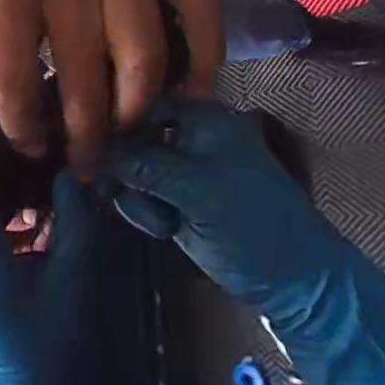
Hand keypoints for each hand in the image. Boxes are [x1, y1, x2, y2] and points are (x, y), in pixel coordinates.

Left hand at [0, 0, 222, 174]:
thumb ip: (0, 37)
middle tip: (87, 167)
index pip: (16, 82)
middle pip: (85, 83)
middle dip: (86, 138)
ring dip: (136, 108)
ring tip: (129, 134)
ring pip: (143, 56)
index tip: (30, 144)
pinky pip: (195, 3)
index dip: (21, 127)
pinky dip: (204, 51)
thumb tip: (23, 98)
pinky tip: (198, 89)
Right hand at [105, 96, 384, 384]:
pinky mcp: (174, 201)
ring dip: (138, 199)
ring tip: (167, 223)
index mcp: (207, 120)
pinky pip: (139, 197)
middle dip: (128, 170)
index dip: (119, 123)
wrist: (290, 280)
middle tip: (128, 193)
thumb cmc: (255, 226)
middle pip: (131, 139)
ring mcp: (180, 173)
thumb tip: (94, 152)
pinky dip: (144, 213)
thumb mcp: (201, 192)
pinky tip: (168, 231)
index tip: (95, 150)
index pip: (147, 104)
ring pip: (130, 172)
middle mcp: (190, 139)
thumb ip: (147, 167)